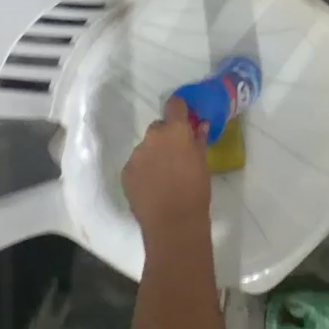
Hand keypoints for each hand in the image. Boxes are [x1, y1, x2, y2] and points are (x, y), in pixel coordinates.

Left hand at [122, 98, 211, 241]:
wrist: (173, 223)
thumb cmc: (195, 190)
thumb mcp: (203, 162)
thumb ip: (199, 140)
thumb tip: (199, 125)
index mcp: (175, 131)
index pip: (174, 104)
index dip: (179, 110)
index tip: (184, 119)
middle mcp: (153, 137)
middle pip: (158, 128)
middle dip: (166, 137)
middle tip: (176, 155)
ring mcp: (136, 155)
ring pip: (146, 147)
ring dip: (153, 154)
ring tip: (163, 175)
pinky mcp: (126, 172)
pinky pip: (136, 164)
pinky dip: (143, 170)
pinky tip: (152, 186)